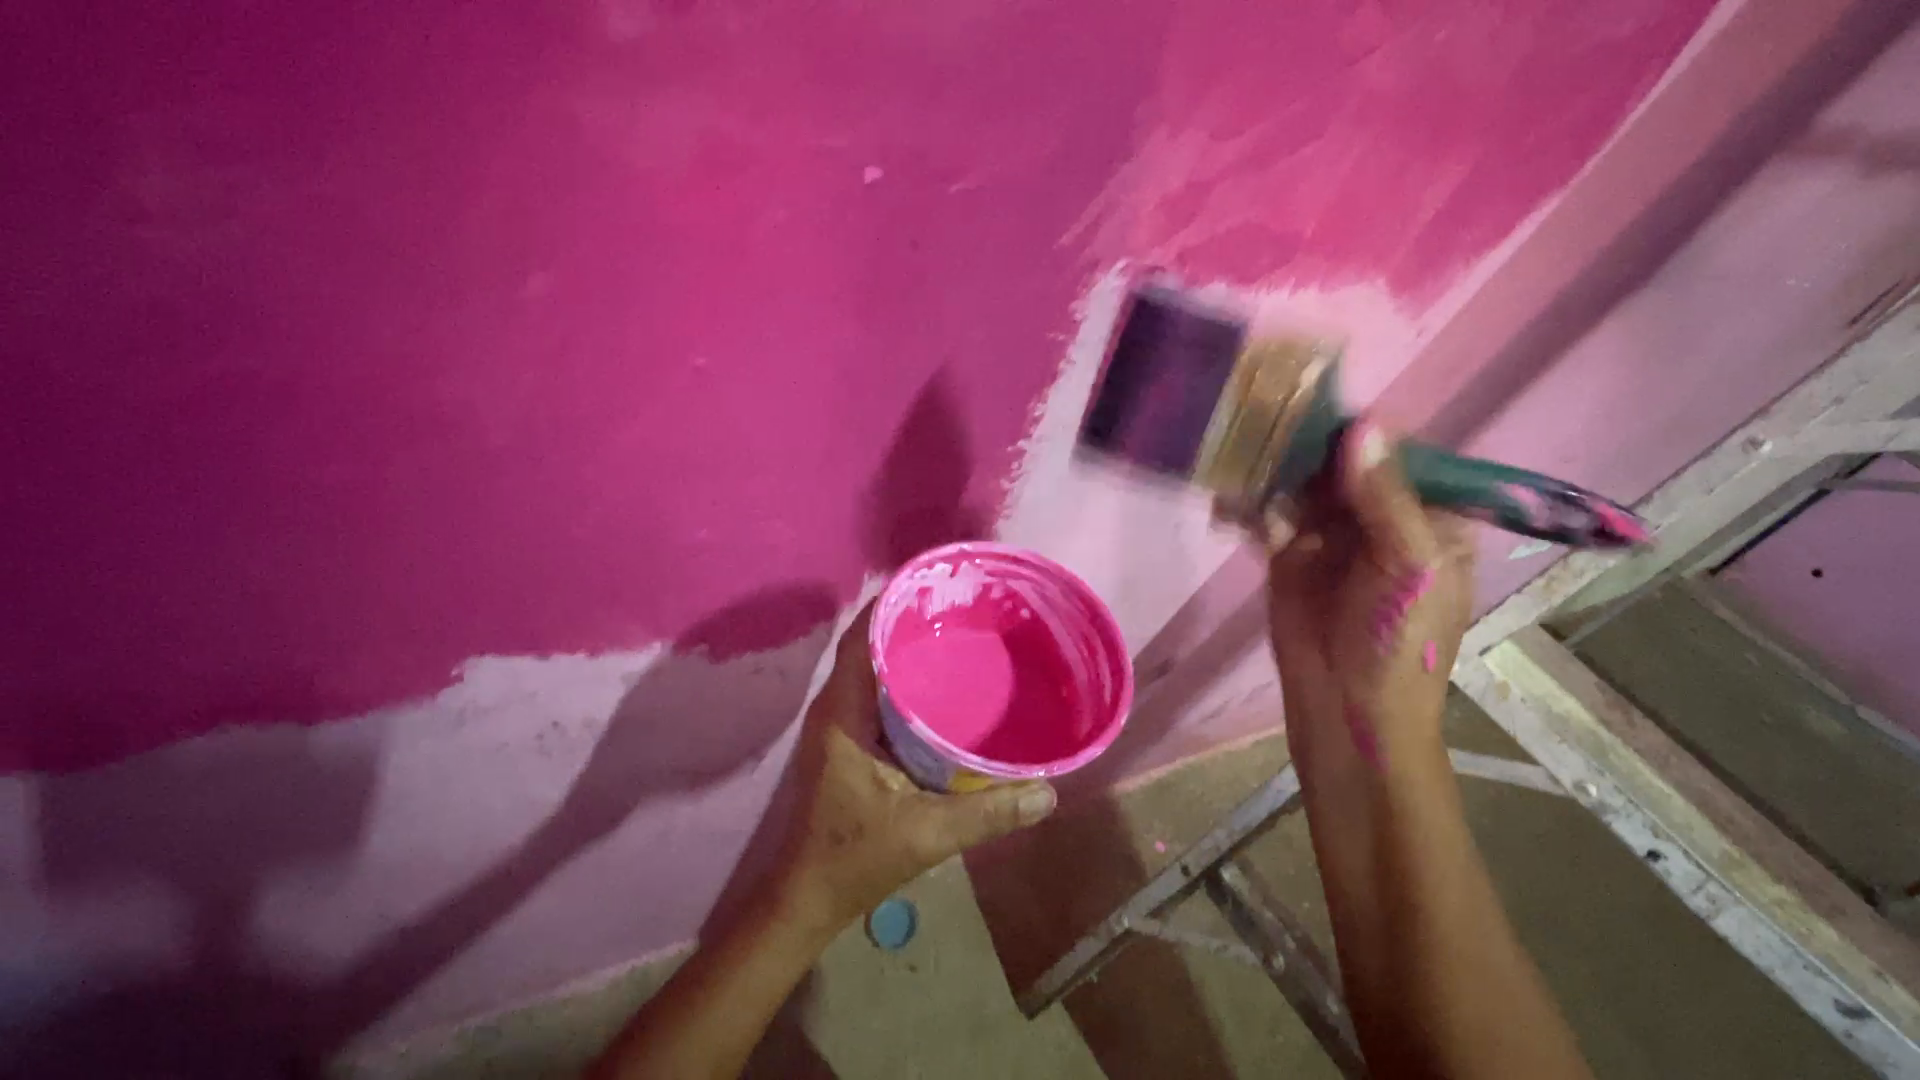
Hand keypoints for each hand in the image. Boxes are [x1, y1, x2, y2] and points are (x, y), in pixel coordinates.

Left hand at [773, 604, 1057, 932]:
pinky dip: (906, 679)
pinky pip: (878, 692)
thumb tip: (1049, 792)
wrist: (807, 897)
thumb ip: (988, 814)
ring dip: (909, 649)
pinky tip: (946, 686)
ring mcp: (840, 724)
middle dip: (912, 620)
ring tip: (962, 636)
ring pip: (873, 667)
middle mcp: (836, 708)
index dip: (894, 602)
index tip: (939, 584)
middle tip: (966, 608)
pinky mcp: (849, 742)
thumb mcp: (927, 834)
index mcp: (844, 713)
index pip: (862, 636)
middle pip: (870, 643)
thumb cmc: (854, 859)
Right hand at [1267, 419, 1473, 768]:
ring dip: (1272, 470)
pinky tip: (1228, 503)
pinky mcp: (1287, 553)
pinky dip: (1247, 505)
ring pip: (1301, 484)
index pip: (1401, 455)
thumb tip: (1364, 424)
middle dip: (1309, 445)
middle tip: (1269, 422)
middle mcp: (1379, 516)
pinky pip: (1268, 516)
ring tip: (1241, 454)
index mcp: (1429, 516)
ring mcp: (1330, 534)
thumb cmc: (1399, 641)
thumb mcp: (1408, 565)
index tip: (1326, 408)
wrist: (1347, 709)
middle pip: (1344, 463)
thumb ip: (1385, 497)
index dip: (1368, 432)